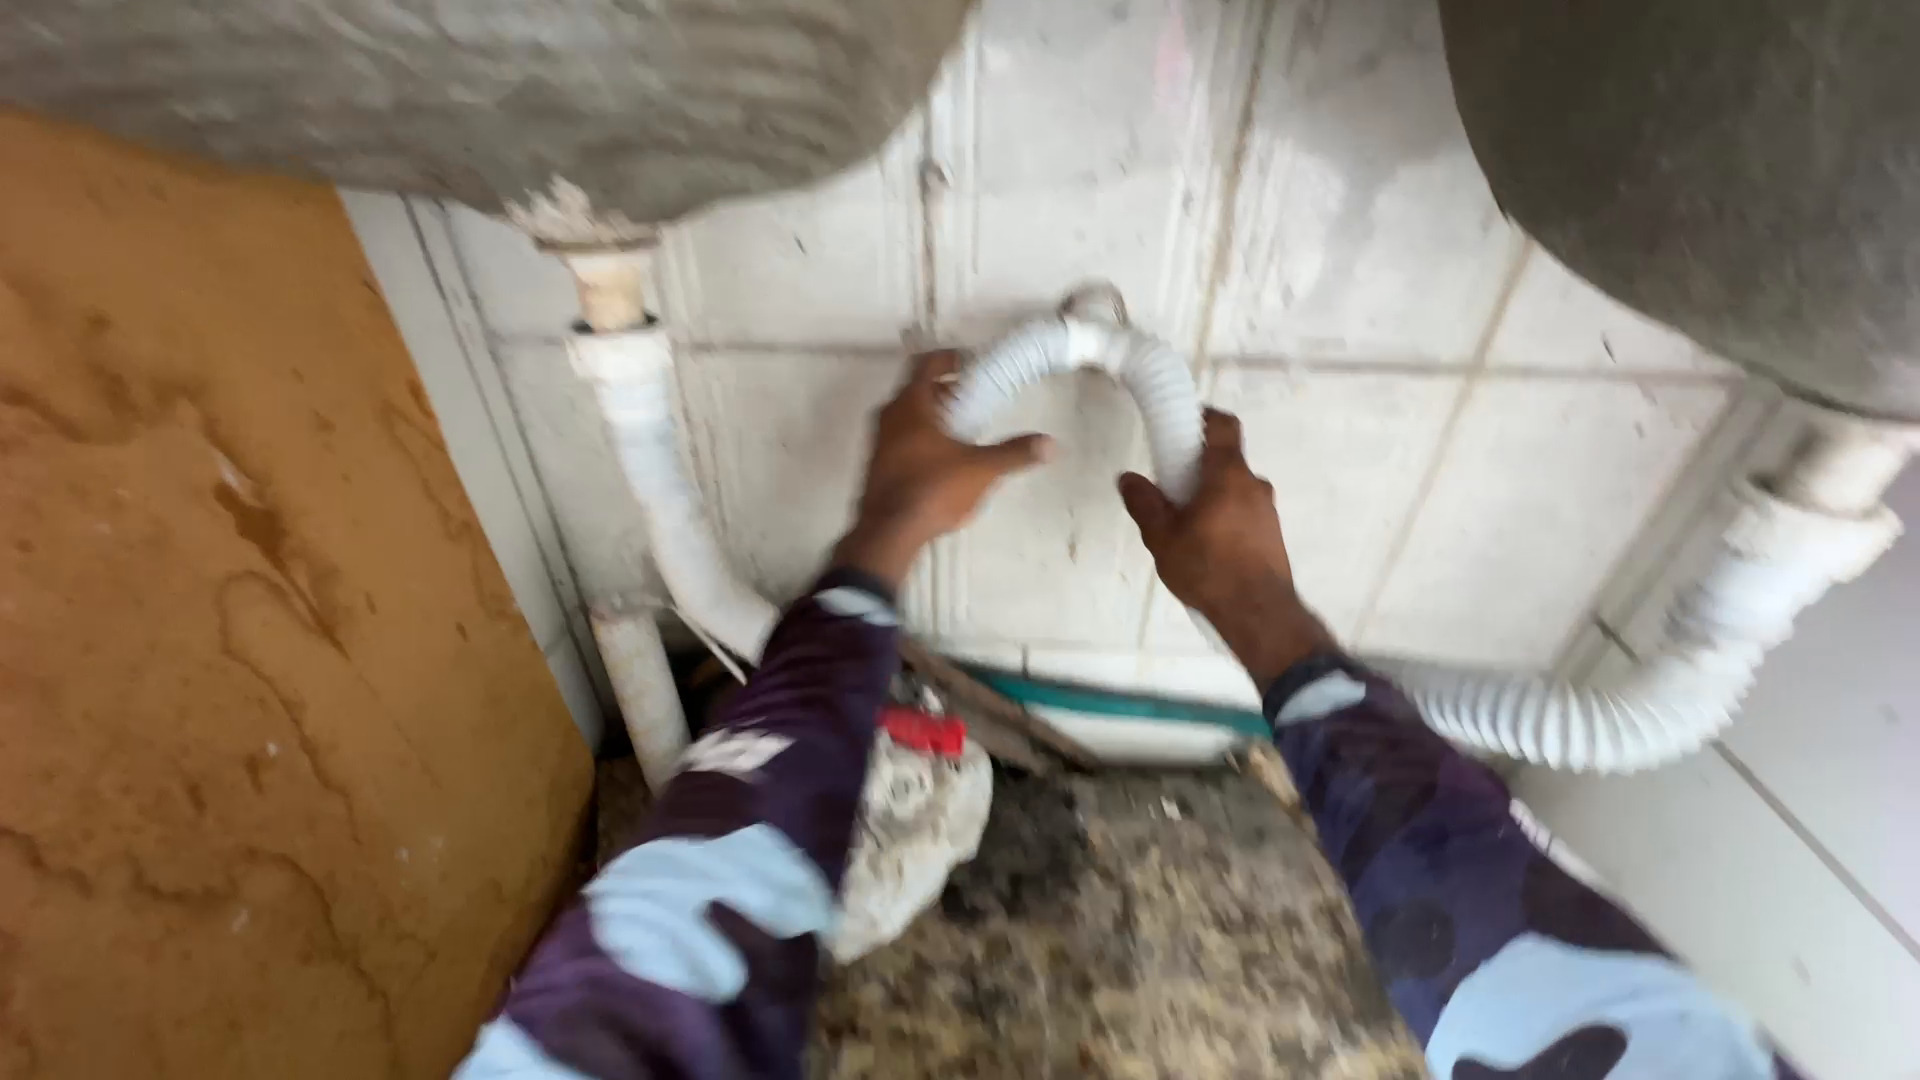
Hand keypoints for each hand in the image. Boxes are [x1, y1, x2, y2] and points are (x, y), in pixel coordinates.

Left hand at [832, 351, 1052, 588]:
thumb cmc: (932, 489)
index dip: (950, 358)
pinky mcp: (876, 466)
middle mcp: (888, 415)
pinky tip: (944, 462)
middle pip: (919, 391)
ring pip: (908, 417)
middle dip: (946, 393)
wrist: (888, 532)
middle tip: (974, 402)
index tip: (971, 363)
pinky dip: (922, 440)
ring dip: (934, 418)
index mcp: (911, 404)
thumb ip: (1015, 454)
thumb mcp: (981, 470)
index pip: (928, 363)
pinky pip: (901, 440)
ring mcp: (878, 442)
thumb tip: (1051, 444)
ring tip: (963, 433)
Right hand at [1118, 408, 1332, 686]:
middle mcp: (1254, 485)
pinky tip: (1205, 548)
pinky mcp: (1272, 536)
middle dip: (1197, 468)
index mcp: (1228, 475)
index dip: (1204, 417)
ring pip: (1234, 490)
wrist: (1258, 614)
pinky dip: (1224, 518)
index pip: (1223, 426)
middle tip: (1169, 488)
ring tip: (1184, 526)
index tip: (1183, 422)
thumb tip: (1128, 478)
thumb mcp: (1162, 537)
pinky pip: (1243, 514)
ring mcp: (1267, 511)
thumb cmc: (1207, 567)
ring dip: (1210, 497)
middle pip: (1224, 462)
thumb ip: (1145, 503)